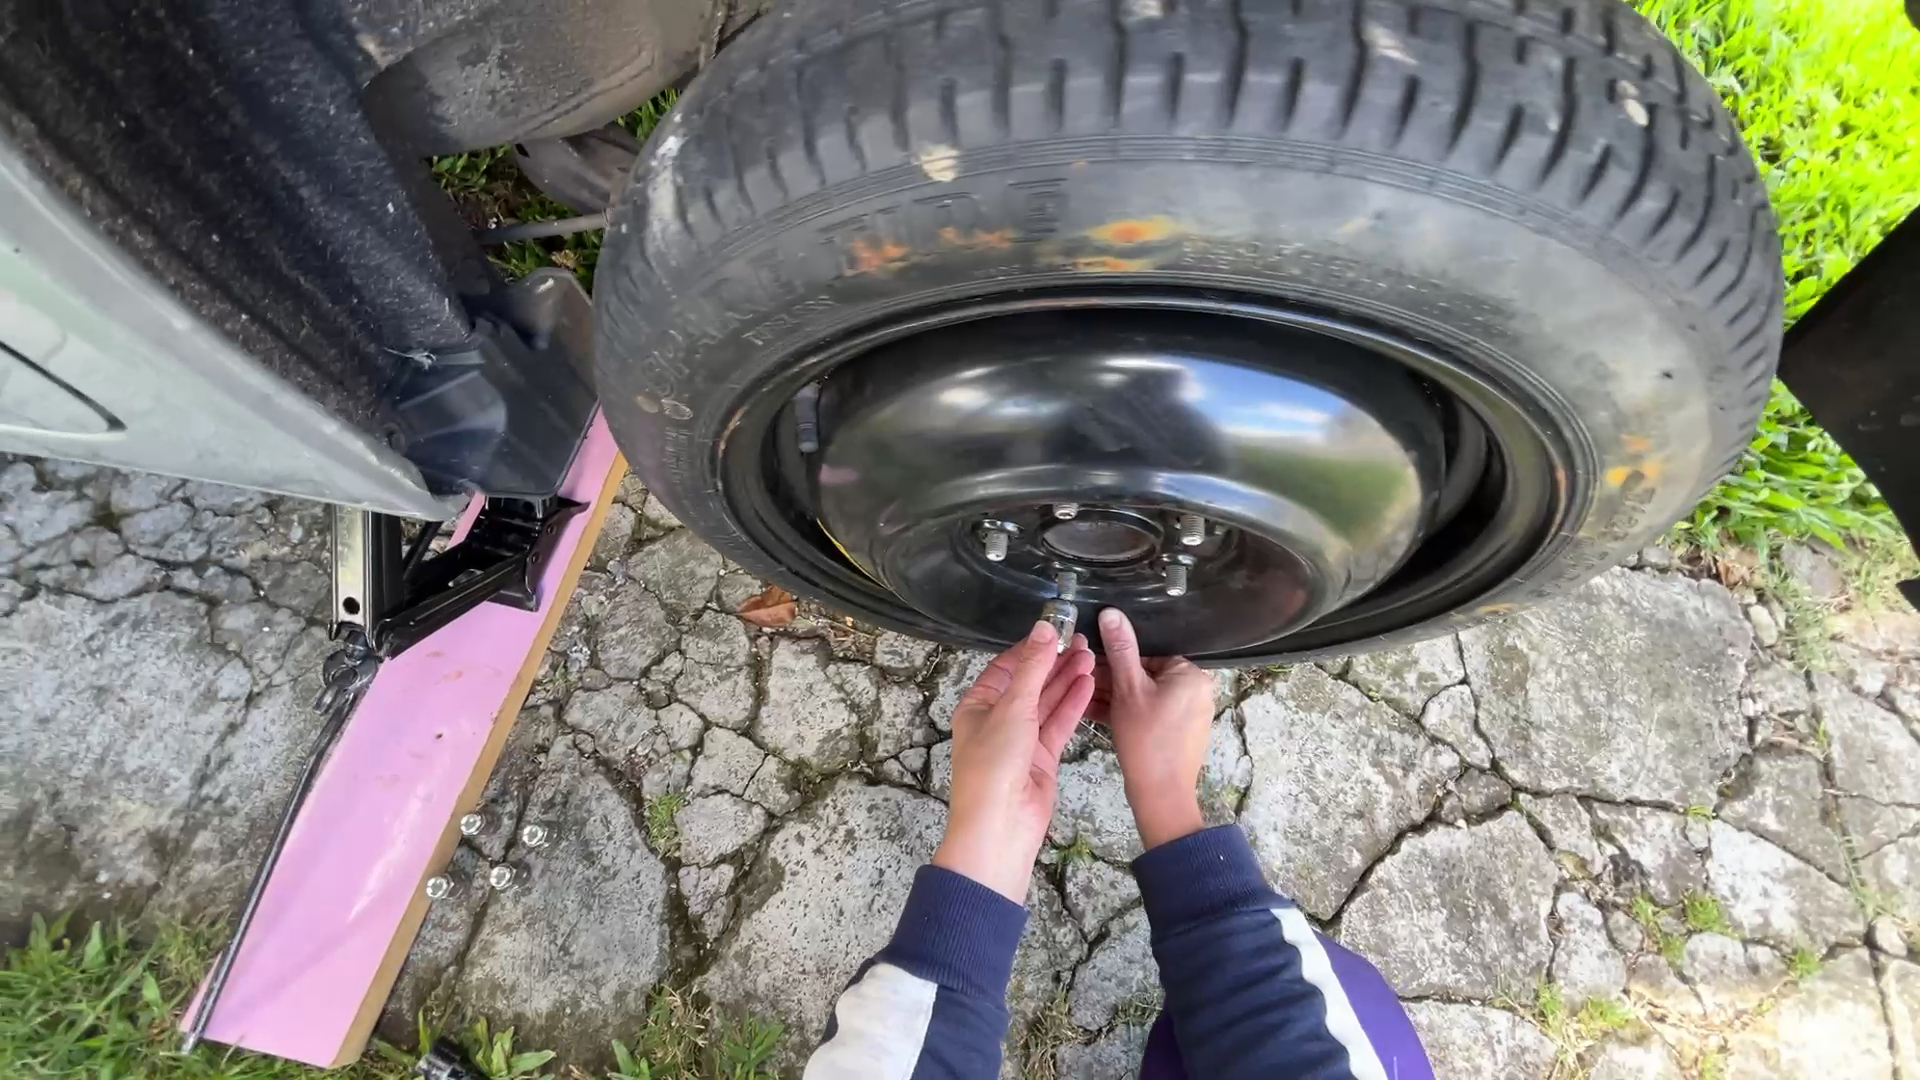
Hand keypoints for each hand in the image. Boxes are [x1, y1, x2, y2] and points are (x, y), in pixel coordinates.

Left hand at [934, 621, 1096, 902]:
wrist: (1001, 826)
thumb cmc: (994, 763)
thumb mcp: (1013, 707)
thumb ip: (1032, 668)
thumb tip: (1044, 627)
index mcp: (977, 705)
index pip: (1006, 667)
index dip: (1031, 649)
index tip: (1056, 629)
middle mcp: (998, 719)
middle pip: (1030, 683)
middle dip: (1054, 662)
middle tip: (1082, 640)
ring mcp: (1021, 739)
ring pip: (1047, 702)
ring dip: (1068, 680)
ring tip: (1092, 656)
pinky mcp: (1042, 757)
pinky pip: (1059, 724)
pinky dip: (1073, 704)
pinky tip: (1090, 683)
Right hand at [1090, 607, 1216, 850]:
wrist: (1160, 795)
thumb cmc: (1147, 739)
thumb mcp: (1128, 689)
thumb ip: (1120, 649)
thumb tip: (1112, 612)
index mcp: (1191, 675)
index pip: (1149, 653)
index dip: (1115, 656)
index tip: (1088, 658)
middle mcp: (1195, 691)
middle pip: (1144, 674)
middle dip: (1110, 677)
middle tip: (1079, 677)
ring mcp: (1186, 714)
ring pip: (1142, 695)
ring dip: (1112, 695)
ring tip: (1080, 694)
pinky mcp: (1175, 732)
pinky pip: (1146, 713)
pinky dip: (1123, 712)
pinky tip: (1092, 711)